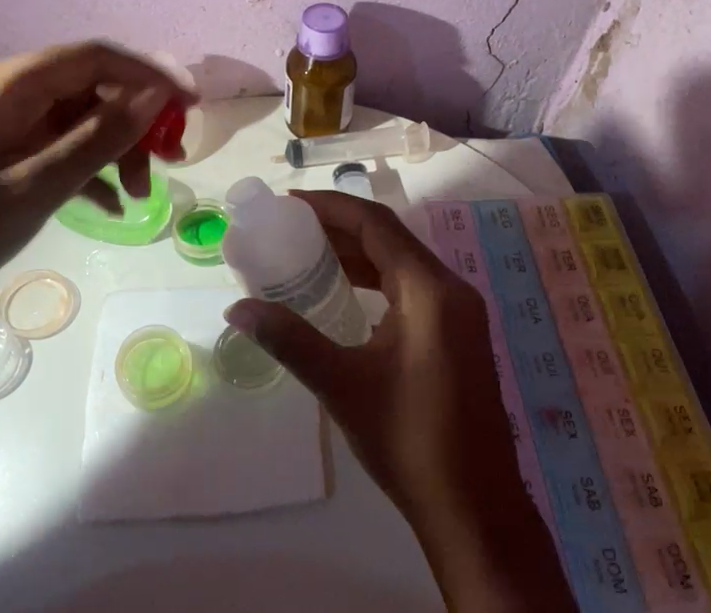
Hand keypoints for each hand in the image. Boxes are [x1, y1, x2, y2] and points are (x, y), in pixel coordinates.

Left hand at [0, 41, 192, 301]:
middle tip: (170, 162)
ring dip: (116, 151)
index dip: (150, 74)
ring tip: (139, 196)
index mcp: (11, 84)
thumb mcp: (38, 184)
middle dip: (136, 122)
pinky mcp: (1, 154)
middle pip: (92, 89)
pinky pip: (58, 148)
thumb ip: (100, 138)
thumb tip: (156, 97)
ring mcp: (4, 124)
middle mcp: (9, 93)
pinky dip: (88, 170)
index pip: (97, 57)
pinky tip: (108, 207)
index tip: (191, 106)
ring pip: (79, 121)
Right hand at [224, 191, 572, 610]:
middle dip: (339, 228)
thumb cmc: (408, 440)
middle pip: (390, 238)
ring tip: (305, 256)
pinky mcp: (458, 335)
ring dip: (357, 255)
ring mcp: (459, 313)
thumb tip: (237, 309)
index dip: (330, 207)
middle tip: (287, 229)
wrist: (474, 506)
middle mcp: (451, 289)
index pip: (376, 225)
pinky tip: (343, 295)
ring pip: (402, 264)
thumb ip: (289, 339)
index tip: (286, 204)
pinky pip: (412, 289)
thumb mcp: (343, 385)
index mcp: (430, 290)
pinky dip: (376, 281)